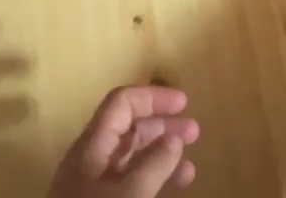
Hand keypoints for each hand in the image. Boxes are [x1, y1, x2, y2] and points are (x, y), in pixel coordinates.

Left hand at [47, 86, 200, 197]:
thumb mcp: (129, 196)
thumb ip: (153, 165)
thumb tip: (174, 137)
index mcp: (91, 146)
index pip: (122, 103)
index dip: (153, 97)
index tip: (184, 104)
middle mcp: (90, 160)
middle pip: (128, 128)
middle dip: (162, 126)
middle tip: (194, 132)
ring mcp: (91, 186)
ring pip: (130, 158)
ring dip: (161, 156)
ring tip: (190, 168)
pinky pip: (128, 183)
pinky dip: (152, 180)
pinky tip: (171, 188)